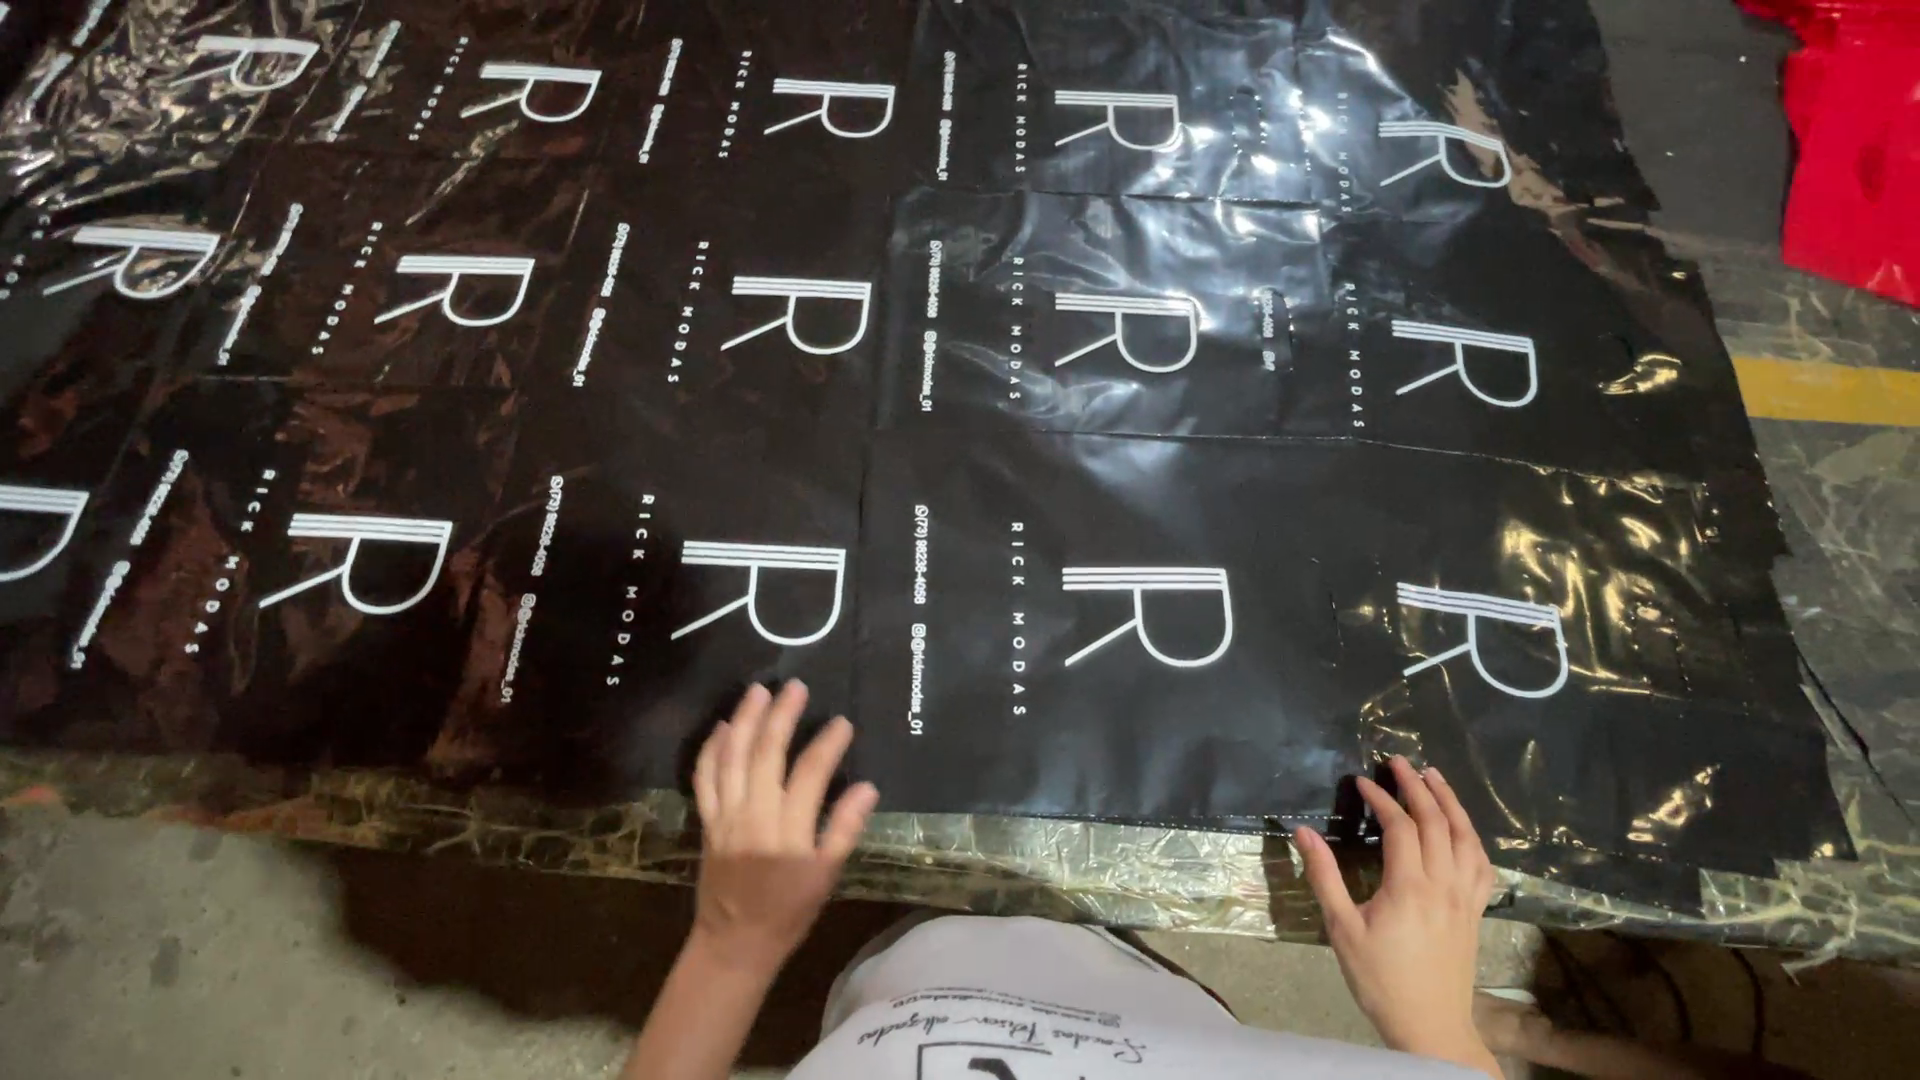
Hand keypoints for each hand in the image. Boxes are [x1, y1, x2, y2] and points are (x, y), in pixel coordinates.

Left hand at [690, 680, 879, 976]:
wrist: (733, 944)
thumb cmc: (788, 912)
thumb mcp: (826, 877)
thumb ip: (843, 829)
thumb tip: (868, 788)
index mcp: (787, 832)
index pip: (809, 774)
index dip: (827, 744)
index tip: (842, 722)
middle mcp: (753, 816)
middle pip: (765, 755)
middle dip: (781, 717)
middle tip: (795, 687)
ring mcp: (724, 816)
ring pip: (731, 758)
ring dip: (745, 720)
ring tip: (758, 690)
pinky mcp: (707, 821)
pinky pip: (704, 778)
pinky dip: (712, 749)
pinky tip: (724, 725)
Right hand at [1294, 757, 1499, 1075]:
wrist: (1431, 1027)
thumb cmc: (1378, 978)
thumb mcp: (1341, 927)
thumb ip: (1324, 876)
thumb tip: (1304, 831)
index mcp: (1410, 887)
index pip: (1401, 826)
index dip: (1381, 799)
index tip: (1361, 781)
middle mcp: (1444, 886)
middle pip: (1437, 823)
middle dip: (1417, 787)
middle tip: (1398, 761)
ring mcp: (1466, 899)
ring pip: (1466, 839)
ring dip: (1451, 803)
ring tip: (1434, 777)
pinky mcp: (1476, 912)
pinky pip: (1483, 865)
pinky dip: (1473, 837)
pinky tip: (1462, 827)